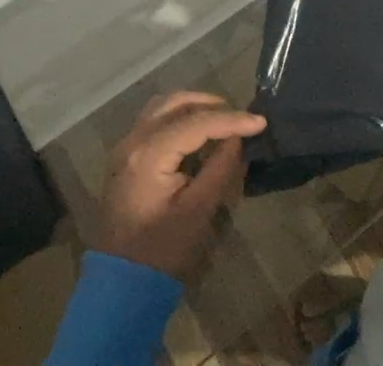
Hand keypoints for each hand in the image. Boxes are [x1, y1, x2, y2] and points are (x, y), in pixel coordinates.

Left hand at [96, 91, 266, 278]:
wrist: (121, 279)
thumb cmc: (162, 249)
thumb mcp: (198, 210)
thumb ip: (220, 167)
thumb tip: (238, 138)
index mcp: (149, 155)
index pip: (196, 123)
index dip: (232, 119)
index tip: (261, 122)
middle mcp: (132, 141)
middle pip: (175, 103)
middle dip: (211, 105)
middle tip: (241, 118)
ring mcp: (124, 147)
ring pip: (162, 106)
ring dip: (193, 106)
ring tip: (222, 119)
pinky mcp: (125, 155)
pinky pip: (153, 120)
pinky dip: (178, 116)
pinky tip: (197, 131)